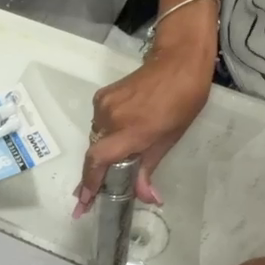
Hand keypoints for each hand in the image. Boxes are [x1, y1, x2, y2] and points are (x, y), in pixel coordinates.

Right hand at [73, 32, 215, 214]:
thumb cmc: (182, 102)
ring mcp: (103, 106)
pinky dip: (105, 135)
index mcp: (130, 131)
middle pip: (94, 153)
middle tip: (93, 195)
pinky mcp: (101, 96)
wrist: (178, 62)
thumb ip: (148, 169)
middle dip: (93, 175)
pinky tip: (118, 137)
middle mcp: (110, 119)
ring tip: (112, 164)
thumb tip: (147, 198)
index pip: (98, 160)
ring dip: (102, 154)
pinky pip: (99, 124)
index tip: (82, 202)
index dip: (89, 183)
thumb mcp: (168, 140)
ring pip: (96, 139)